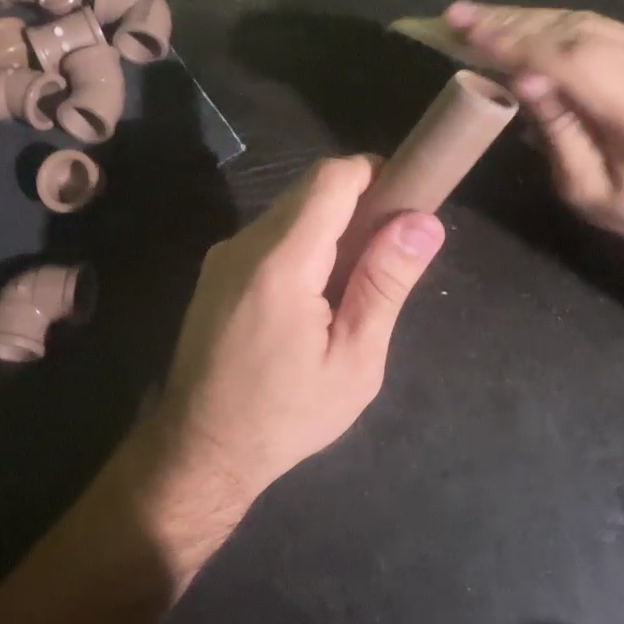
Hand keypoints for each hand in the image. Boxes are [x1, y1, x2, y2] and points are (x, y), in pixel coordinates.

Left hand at [152, 157, 444, 504]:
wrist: (201, 448)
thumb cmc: (286, 415)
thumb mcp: (353, 361)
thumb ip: (385, 284)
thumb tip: (423, 223)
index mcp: (281, 262)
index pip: (330, 179)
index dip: (373, 174)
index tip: (405, 200)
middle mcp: (245, 244)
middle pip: (309, 191)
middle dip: (356, 203)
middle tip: (391, 249)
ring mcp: (224, 256)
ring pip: (288, 212)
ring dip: (328, 227)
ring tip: (357, 278)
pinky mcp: (215, 272)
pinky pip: (267, 237)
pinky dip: (300, 246)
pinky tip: (316, 295)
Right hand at [445, 1, 623, 256]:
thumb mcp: (588, 191)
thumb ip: (557, 132)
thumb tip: (520, 77)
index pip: (573, 62)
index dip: (515, 45)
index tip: (466, 33)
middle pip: (578, 32)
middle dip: (511, 23)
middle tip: (457, 16)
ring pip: (587, 23)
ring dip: (527, 20)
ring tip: (477, 17)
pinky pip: (602, 29)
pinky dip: (554, 28)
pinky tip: (517, 27)